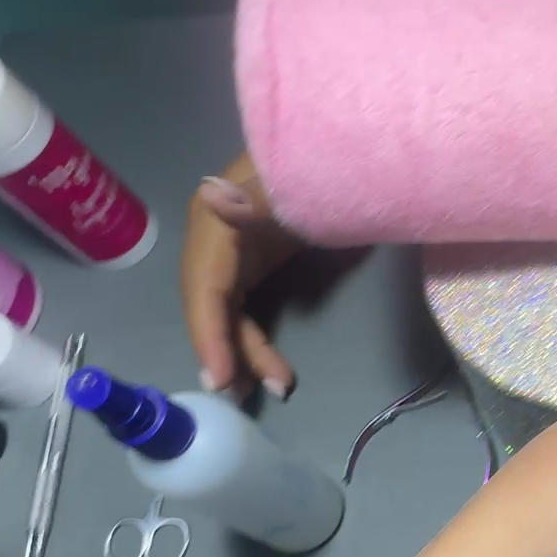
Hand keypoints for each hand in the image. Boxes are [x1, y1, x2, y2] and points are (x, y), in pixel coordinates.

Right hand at [180, 154, 306, 399]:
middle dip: (228, 352)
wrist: (352, 160)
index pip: (204, 286)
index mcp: (217, 217)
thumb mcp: (293, 183)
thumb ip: (259, 195)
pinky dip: (256, 339)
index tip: (220, 377)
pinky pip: (247, 307)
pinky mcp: (258, 261)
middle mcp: (217, 236)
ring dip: (244, 352)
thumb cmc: (325, 169)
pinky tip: (269, 367)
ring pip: (230, 311)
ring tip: (270, 389)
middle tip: (246, 396)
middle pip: (214, 305)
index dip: (209, 333)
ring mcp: (238, 250)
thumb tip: (214, 200)